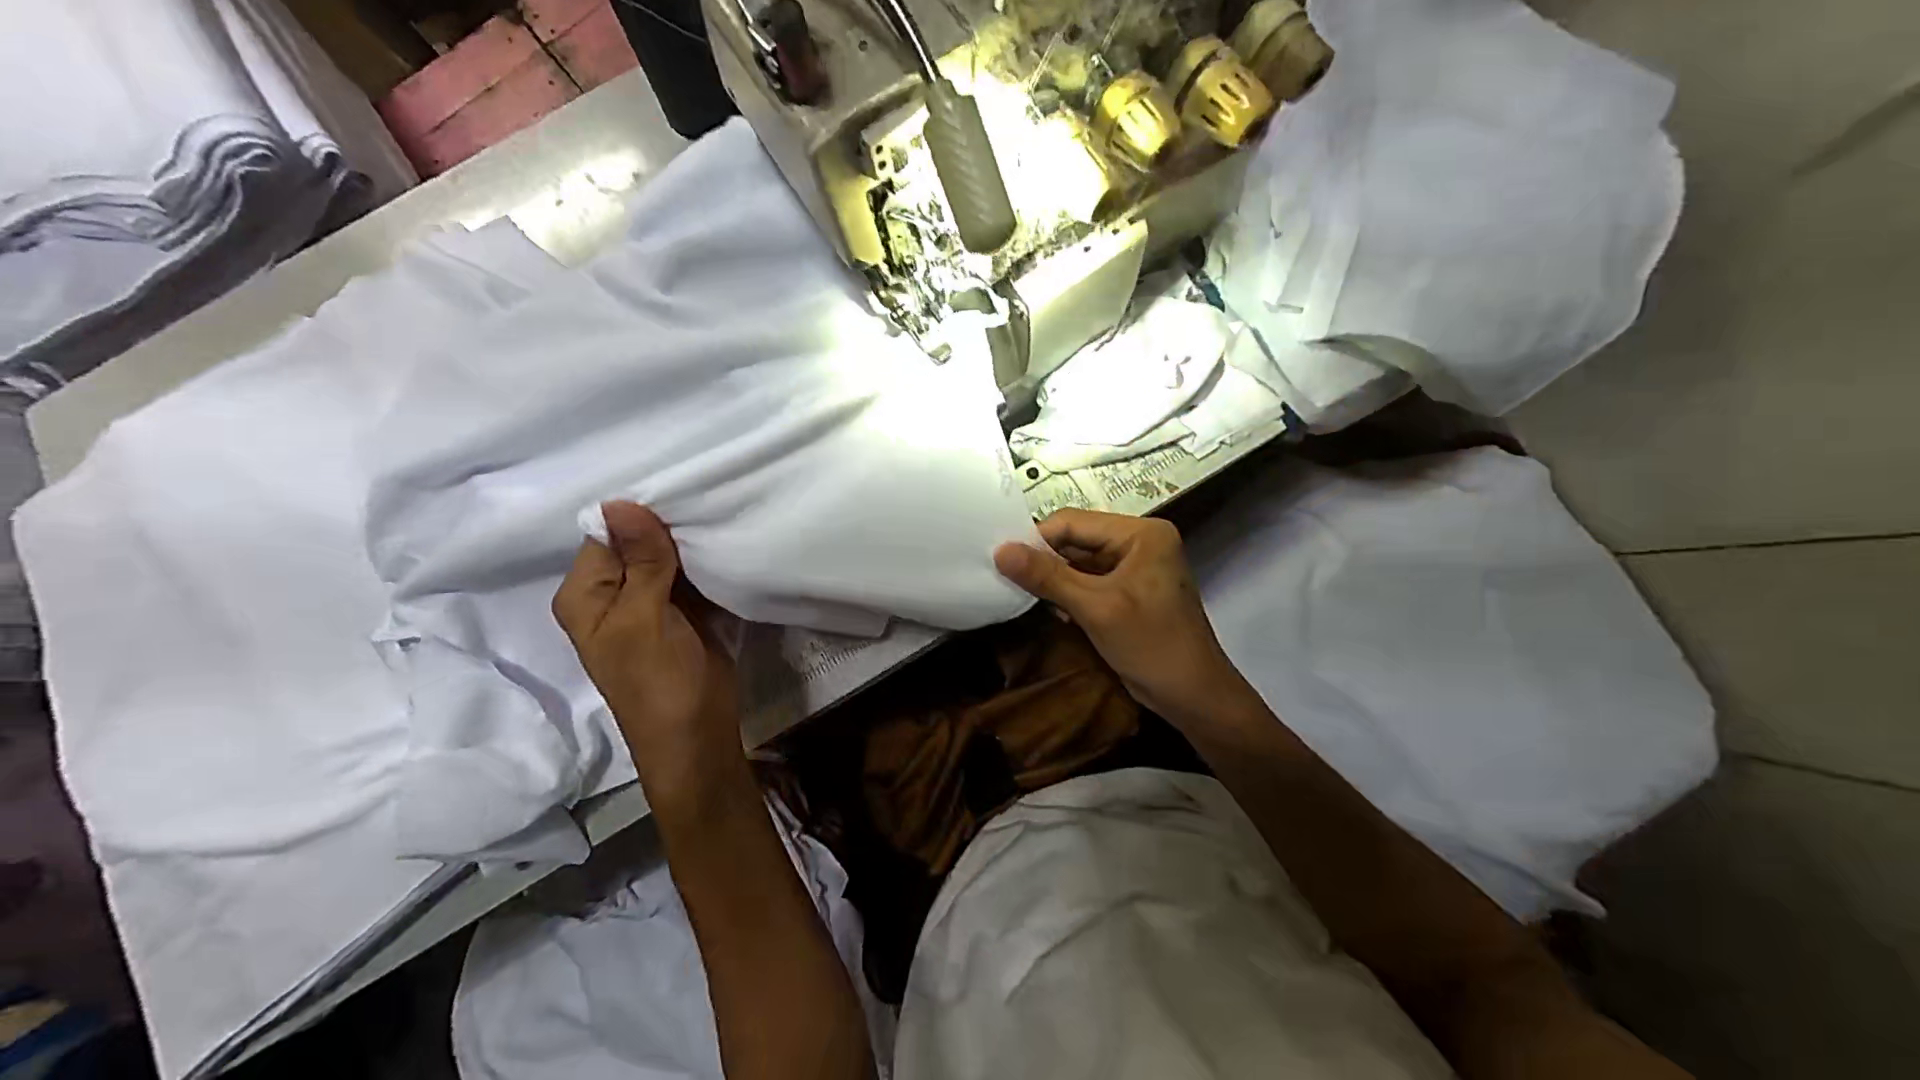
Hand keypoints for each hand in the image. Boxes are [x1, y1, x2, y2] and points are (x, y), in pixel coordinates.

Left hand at [553, 502, 741, 797]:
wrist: (698, 736)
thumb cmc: (660, 682)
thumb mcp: (644, 619)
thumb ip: (639, 561)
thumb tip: (620, 501)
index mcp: (585, 595)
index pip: (607, 534)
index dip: (642, 514)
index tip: (683, 490)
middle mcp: (612, 595)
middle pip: (639, 543)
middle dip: (670, 525)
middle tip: (709, 496)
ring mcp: (650, 604)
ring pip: (669, 558)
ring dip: (692, 541)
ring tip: (722, 511)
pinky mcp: (683, 613)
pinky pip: (691, 576)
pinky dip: (707, 562)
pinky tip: (727, 540)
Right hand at [994, 509, 1258, 725]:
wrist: (1194, 697)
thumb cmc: (1151, 645)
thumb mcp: (1095, 608)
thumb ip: (1047, 576)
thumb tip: (1000, 551)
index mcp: (1142, 533)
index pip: (1074, 522)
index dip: (1036, 539)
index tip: (1001, 559)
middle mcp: (1141, 542)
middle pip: (1077, 540)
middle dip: (1044, 560)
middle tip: (1006, 577)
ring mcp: (1137, 567)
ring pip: (1081, 562)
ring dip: (1054, 578)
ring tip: (1022, 593)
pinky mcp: (1131, 592)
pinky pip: (1091, 581)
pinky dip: (1069, 592)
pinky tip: (1050, 608)